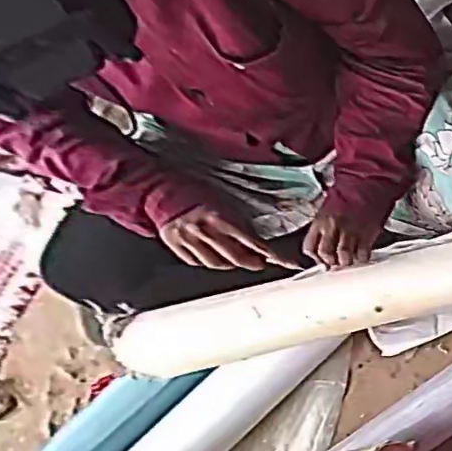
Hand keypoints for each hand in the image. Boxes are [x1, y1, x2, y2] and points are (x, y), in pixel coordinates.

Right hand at [158, 203, 298, 271]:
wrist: (161, 186)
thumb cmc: (201, 195)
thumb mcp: (230, 207)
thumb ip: (246, 229)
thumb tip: (267, 251)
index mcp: (219, 218)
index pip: (256, 245)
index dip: (276, 257)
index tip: (290, 263)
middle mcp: (200, 229)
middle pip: (237, 258)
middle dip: (254, 262)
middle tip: (261, 262)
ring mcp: (184, 237)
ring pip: (218, 264)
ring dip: (233, 264)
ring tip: (239, 258)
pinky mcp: (171, 242)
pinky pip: (197, 261)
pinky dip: (211, 261)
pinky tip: (218, 255)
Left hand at [303, 205, 381, 268]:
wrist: (366, 188)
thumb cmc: (348, 198)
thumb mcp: (327, 211)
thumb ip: (324, 228)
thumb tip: (327, 246)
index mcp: (319, 222)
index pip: (310, 247)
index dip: (316, 258)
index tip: (323, 261)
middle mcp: (332, 227)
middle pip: (326, 253)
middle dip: (332, 262)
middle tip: (338, 263)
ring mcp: (350, 231)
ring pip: (344, 256)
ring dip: (347, 262)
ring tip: (351, 261)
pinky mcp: (367, 234)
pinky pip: (363, 253)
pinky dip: (362, 258)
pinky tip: (363, 256)